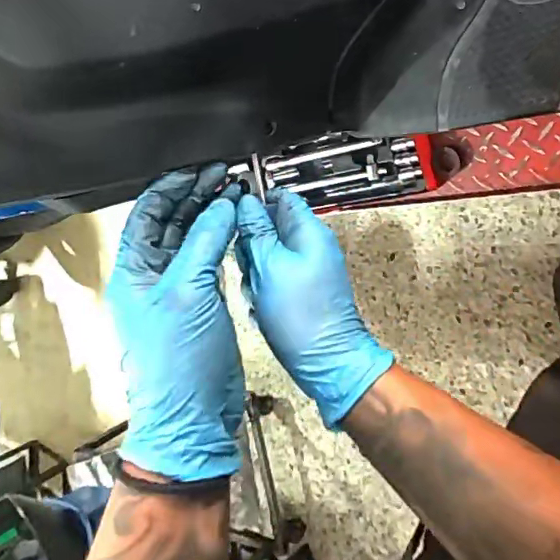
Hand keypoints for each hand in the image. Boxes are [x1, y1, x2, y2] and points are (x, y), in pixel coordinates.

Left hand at [106, 165, 245, 481]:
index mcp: (133, 270)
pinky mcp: (201, 302)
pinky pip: (209, 260)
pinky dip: (222, 241)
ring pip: (193, 240)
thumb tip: (220, 206)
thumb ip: (203, 244)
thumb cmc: (175, 362)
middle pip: (171, 223)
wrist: (193, 416)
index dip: (169, 188)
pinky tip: (236, 225)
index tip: (196, 171)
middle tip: (223, 175)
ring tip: (235, 191)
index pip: (146, 214)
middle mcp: (152, 276)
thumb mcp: (187, 293)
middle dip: (196, 197)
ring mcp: (178, 289)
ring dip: (212, 216)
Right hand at [234, 191, 392, 428]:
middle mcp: (310, 245)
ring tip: (254, 288)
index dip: (256, 202)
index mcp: (309, 231)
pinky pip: (272, 276)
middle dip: (250, 242)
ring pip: (266, 253)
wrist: (325, 362)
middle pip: (270, 226)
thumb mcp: (268, 265)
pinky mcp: (299, 290)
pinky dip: (262, 286)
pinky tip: (259, 303)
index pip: (281, 197)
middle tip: (246, 263)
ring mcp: (305, 269)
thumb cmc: (300, 314)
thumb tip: (246, 201)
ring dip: (253, 268)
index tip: (233, 215)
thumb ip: (255, 229)